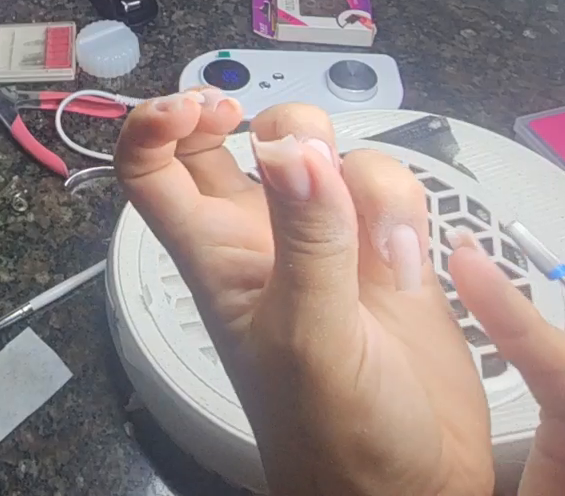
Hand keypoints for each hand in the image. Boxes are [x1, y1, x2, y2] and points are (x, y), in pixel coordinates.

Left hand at [115, 93, 491, 495]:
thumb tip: (292, 147)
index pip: (149, 170)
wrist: (415, 488)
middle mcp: (254, 227)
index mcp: (209, 248)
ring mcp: (319, 230)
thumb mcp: (309, 338)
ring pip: (314, 147)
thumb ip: (303, 242)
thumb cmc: (333, 428)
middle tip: (285, 136)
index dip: (152, 127)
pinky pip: (381, 183)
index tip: (193, 106)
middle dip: (255, 119)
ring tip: (376, 246)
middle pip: (227, 137)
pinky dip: (398, 204)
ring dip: (348, 170)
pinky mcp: (380, 240)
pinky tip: (407, 261)